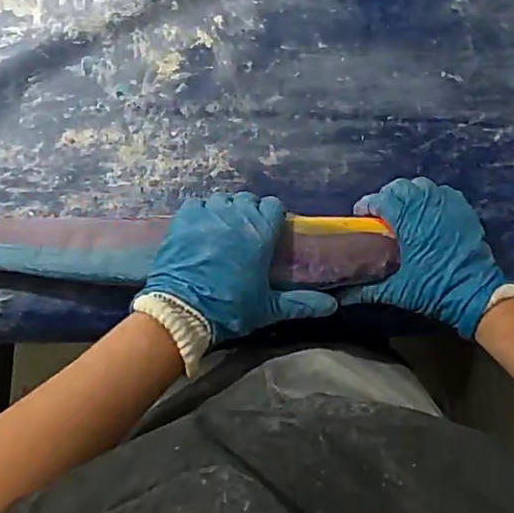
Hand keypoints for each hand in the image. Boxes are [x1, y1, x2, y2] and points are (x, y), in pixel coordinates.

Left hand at [140, 192, 337, 342]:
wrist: (181, 312)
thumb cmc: (230, 308)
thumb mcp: (268, 308)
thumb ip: (300, 303)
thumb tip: (332, 307)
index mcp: (262, 230)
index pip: (273, 205)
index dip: (270, 217)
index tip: (268, 232)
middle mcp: (239, 215)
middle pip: (248, 200)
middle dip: (248, 213)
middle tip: (244, 235)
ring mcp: (210, 214)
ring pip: (223, 200)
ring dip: (225, 212)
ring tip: (221, 231)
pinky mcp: (185, 219)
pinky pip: (198, 204)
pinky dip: (200, 213)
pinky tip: (199, 229)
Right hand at [341, 177, 510, 337]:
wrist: (474, 292)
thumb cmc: (433, 288)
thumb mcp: (396, 289)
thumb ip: (365, 288)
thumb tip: (340, 296)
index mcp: (408, 217)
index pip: (379, 199)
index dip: (367, 207)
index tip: (362, 219)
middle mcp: (426, 201)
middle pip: (399, 187)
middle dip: (387, 199)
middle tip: (382, 218)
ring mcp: (447, 201)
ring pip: (420, 187)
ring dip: (409, 197)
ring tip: (404, 215)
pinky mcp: (462, 206)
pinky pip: (440, 193)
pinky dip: (430, 200)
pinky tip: (427, 216)